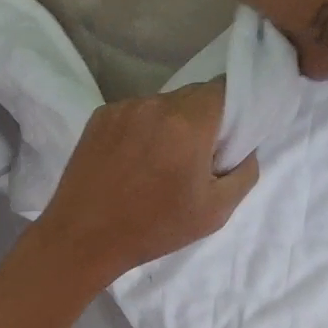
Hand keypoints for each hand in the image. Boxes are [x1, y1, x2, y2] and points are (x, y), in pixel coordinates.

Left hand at [36, 80, 259, 283]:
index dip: (233, 110)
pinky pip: (135, 113)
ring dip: (169, 126)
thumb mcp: (215, 212)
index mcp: (187, 124)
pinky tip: (131, 162)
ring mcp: (123, 108)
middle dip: (201, 121)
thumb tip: (244, 148)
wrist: (83, 238)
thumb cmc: (153, 228)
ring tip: (158, 164)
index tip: (228, 139)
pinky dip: (141, 131)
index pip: (225, 89)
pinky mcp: (99, 116)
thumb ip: (244, 173)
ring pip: (162, 106)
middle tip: (194, 159)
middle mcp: (154, 104)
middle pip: (193, 96)